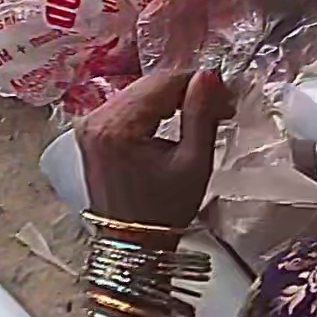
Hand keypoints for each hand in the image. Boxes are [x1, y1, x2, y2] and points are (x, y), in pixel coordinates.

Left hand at [75, 69, 234, 227]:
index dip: (199, 83)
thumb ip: (201, 114)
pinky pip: (129, 105)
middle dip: (187, 89)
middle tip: (221, 105)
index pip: (163, 83)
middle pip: (149, 84)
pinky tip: (176, 118)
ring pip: (140, 92)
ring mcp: (89, 123)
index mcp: (118, 126)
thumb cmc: (167, 207)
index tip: (228, 95)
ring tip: (203, 113)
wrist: (133, 240)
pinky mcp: (91, 130)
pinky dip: (155, 107)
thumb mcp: (194, 161)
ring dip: (173, 97)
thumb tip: (209, 75)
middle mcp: (95, 118)